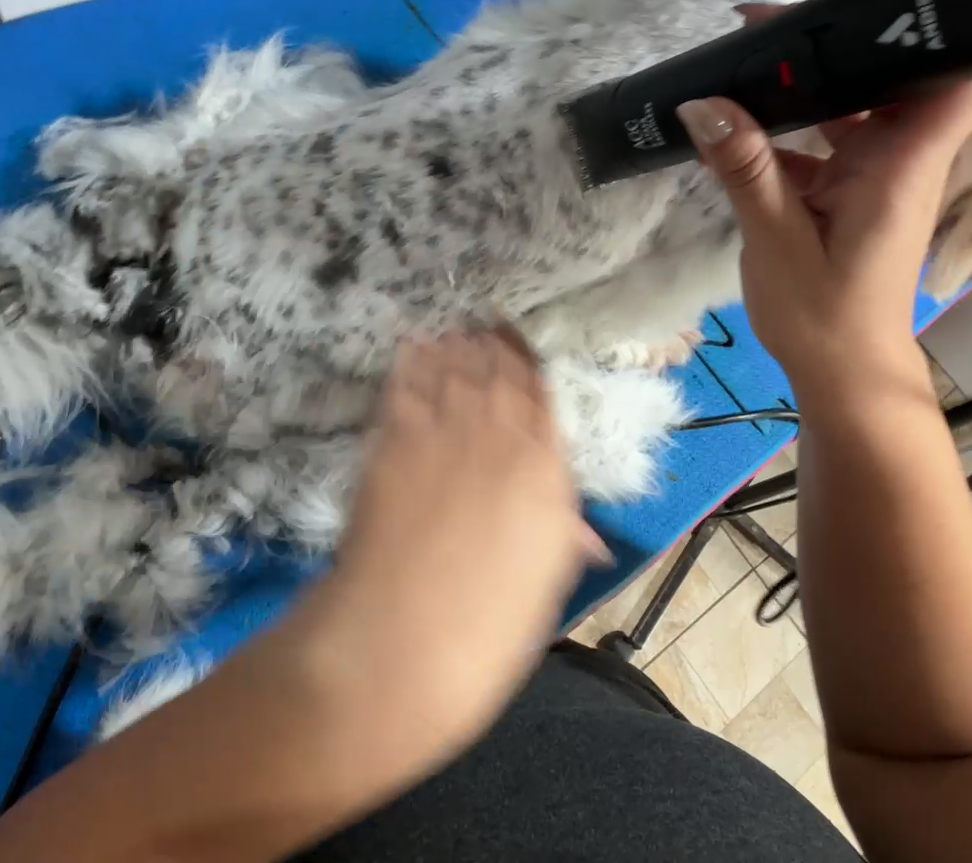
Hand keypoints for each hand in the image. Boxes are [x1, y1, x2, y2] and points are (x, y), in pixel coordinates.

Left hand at [317, 327, 601, 750]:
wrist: (398, 645)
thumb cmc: (483, 632)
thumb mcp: (541, 586)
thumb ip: (559, 538)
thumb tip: (582, 534)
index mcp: (545, 473)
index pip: (542, 400)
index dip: (529, 371)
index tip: (520, 352)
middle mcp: (498, 439)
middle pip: (497, 373)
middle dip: (492, 348)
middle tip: (484, 326)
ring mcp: (439, 434)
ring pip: (453, 369)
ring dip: (454, 347)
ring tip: (453, 327)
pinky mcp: (388, 443)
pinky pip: (404, 386)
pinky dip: (408, 362)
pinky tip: (409, 343)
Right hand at [677, 0, 971, 398]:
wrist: (842, 373)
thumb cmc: (823, 314)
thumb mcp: (775, 239)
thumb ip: (745, 168)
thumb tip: (703, 104)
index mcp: (903, 165)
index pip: (960, 73)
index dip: (950, 11)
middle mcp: (900, 158)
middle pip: (893, 73)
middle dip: (843, 33)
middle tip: (774, 13)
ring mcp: (873, 174)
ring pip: (854, 104)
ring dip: (808, 76)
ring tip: (747, 52)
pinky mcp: (848, 191)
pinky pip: (826, 139)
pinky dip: (790, 122)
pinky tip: (742, 118)